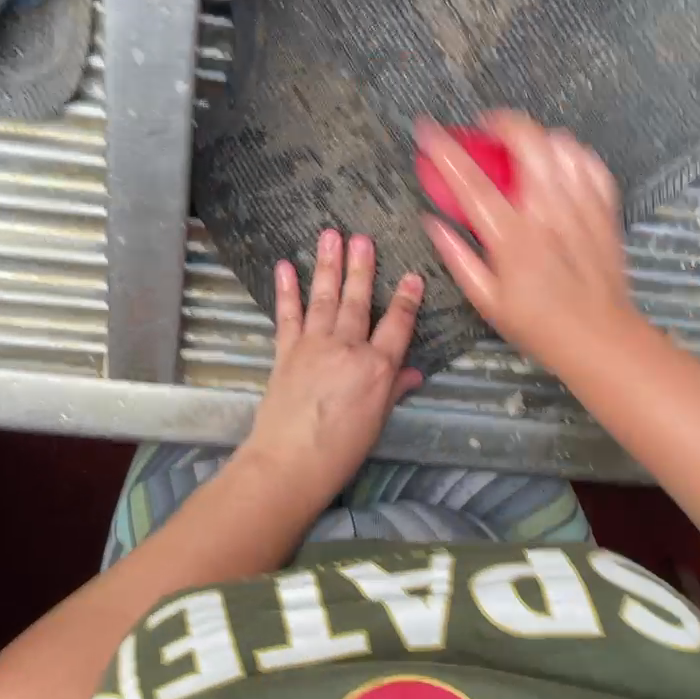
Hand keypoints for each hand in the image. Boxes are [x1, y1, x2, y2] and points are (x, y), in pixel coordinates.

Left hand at [240, 229, 424, 506]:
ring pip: (325, 299)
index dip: (407, 300)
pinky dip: (286, 291)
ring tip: (330, 236)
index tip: (413, 277)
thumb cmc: (340, 451)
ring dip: (328, 266)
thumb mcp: (377, 422)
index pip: (398, 326)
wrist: (290, 462)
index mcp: (377, 368)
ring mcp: (314, 346)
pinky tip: (285, 267)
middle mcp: (347, 348)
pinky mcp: (285, 352)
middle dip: (362, 268)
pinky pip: (287, 316)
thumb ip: (393, 391)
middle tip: (363, 238)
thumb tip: (413, 374)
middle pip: (358, 302)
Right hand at [415, 111, 642, 373]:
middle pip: (526, 142)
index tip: (428, 131)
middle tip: (483, 130)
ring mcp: (580, 206)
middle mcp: (548, 212)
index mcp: (512, 236)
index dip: (445, 150)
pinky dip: (571, 154)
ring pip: (560, 144)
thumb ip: (458, 256)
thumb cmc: (539, 324)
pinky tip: (558, 164)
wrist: (598, 337)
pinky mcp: (604, 209)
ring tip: (519, 149)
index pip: (471, 180)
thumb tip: (434, 223)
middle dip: (500, 123)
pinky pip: (589, 163)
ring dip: (534, 138)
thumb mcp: (485, 299)